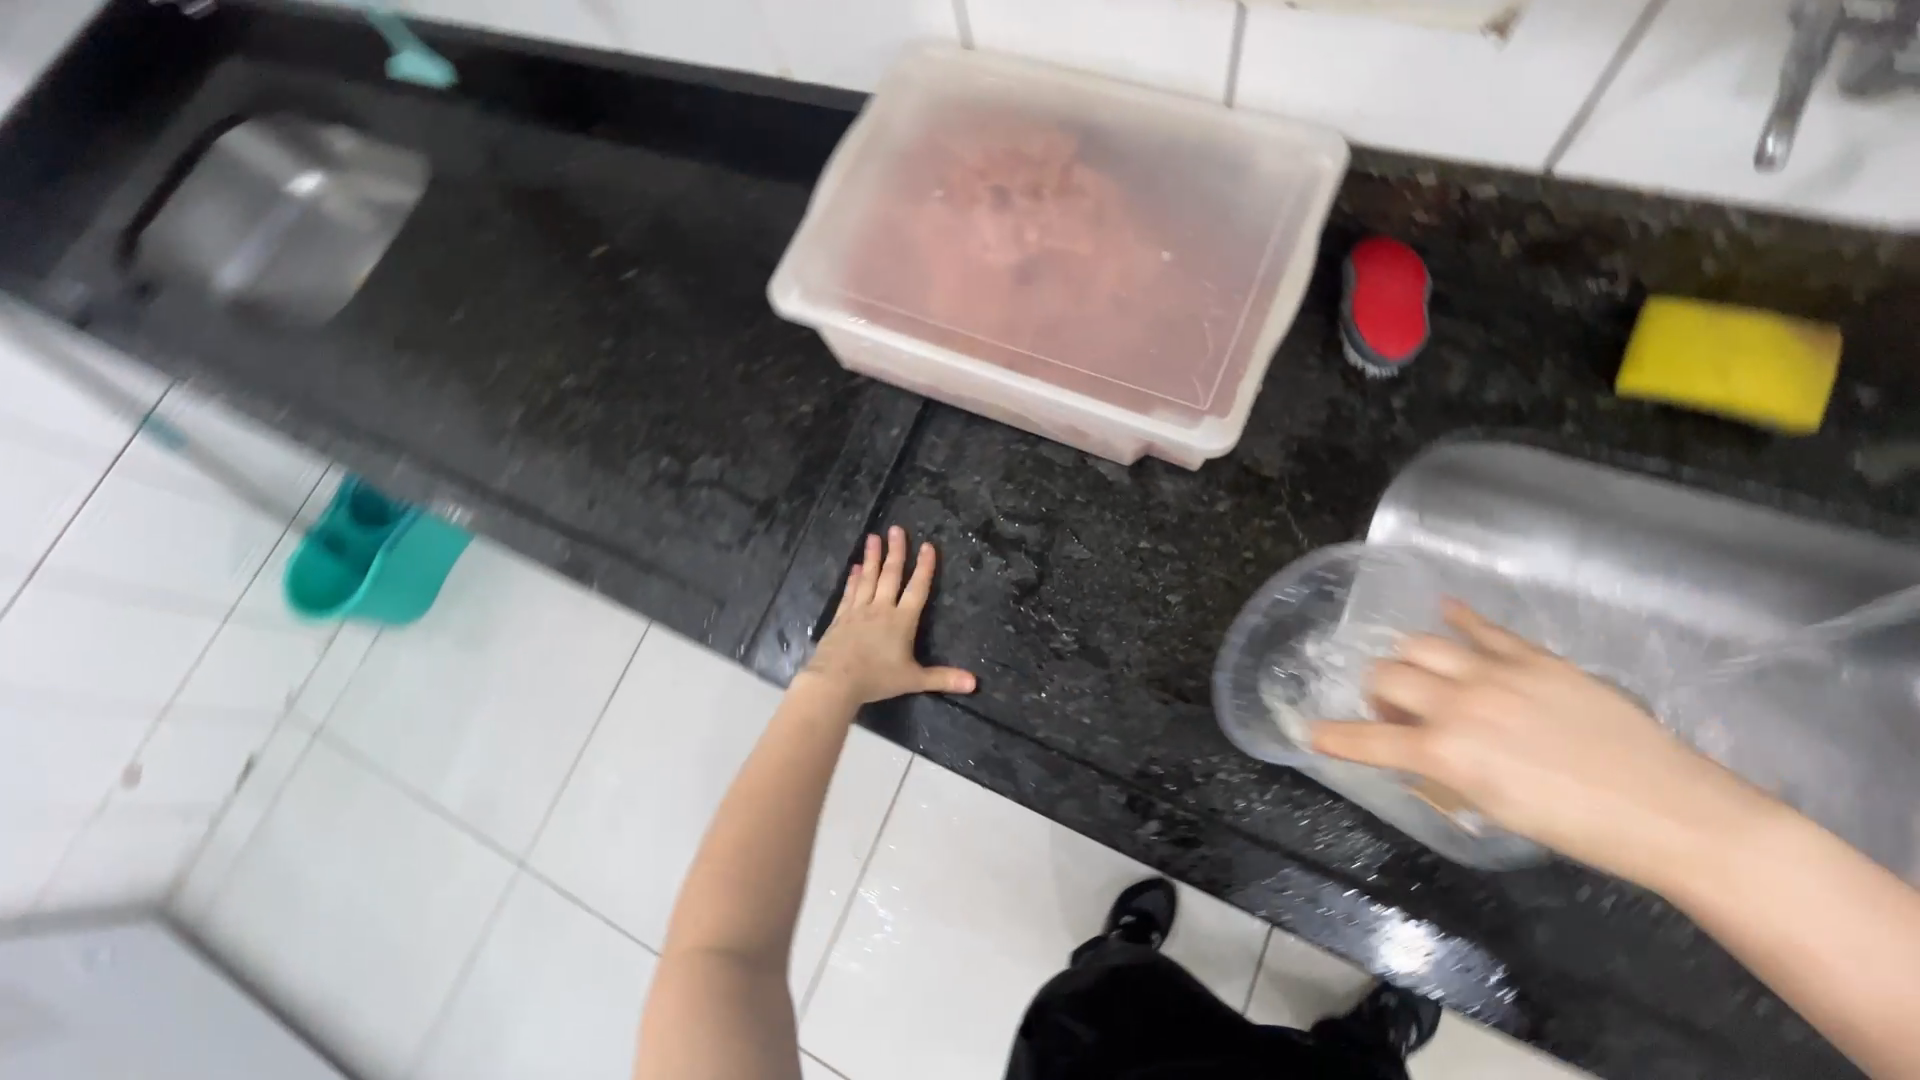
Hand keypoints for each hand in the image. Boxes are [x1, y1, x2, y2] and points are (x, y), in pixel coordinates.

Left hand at [800, 527, 977, 706]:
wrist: (835, 681)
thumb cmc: (876, 679)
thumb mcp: (914, 680)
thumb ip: (943, 678)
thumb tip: (974, 683)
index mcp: (902, 621)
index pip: (917, 589)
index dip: (924, 567)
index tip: (928, 546)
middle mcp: (881, 609)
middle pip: (891, 575)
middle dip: (896, 551)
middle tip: (897, 529)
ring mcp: (858, 611)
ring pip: (868, 578)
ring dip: (872, 557)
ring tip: (874, 537)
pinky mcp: (840, 617)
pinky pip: (850, 592)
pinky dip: (853, 579)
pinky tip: (855, 568)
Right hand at [1311, 602, 1779, 888]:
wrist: (1671, 813)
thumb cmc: (1577, 828)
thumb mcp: (1493, 810)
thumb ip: (1445, 773)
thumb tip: (1418, 752)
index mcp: (1447, 753)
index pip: (1368, 740)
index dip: (1332, 738)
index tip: (1311, 733)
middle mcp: (1461, 704)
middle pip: (1386, 676)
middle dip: (1376, 694)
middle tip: (1396, 716)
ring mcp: (1500, 674)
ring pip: (1423, 645)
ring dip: (1408, 661)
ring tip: (1422, 678)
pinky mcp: (1538, 659)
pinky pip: (1485, 629)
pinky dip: (1460, 618)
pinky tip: (1447, 611)